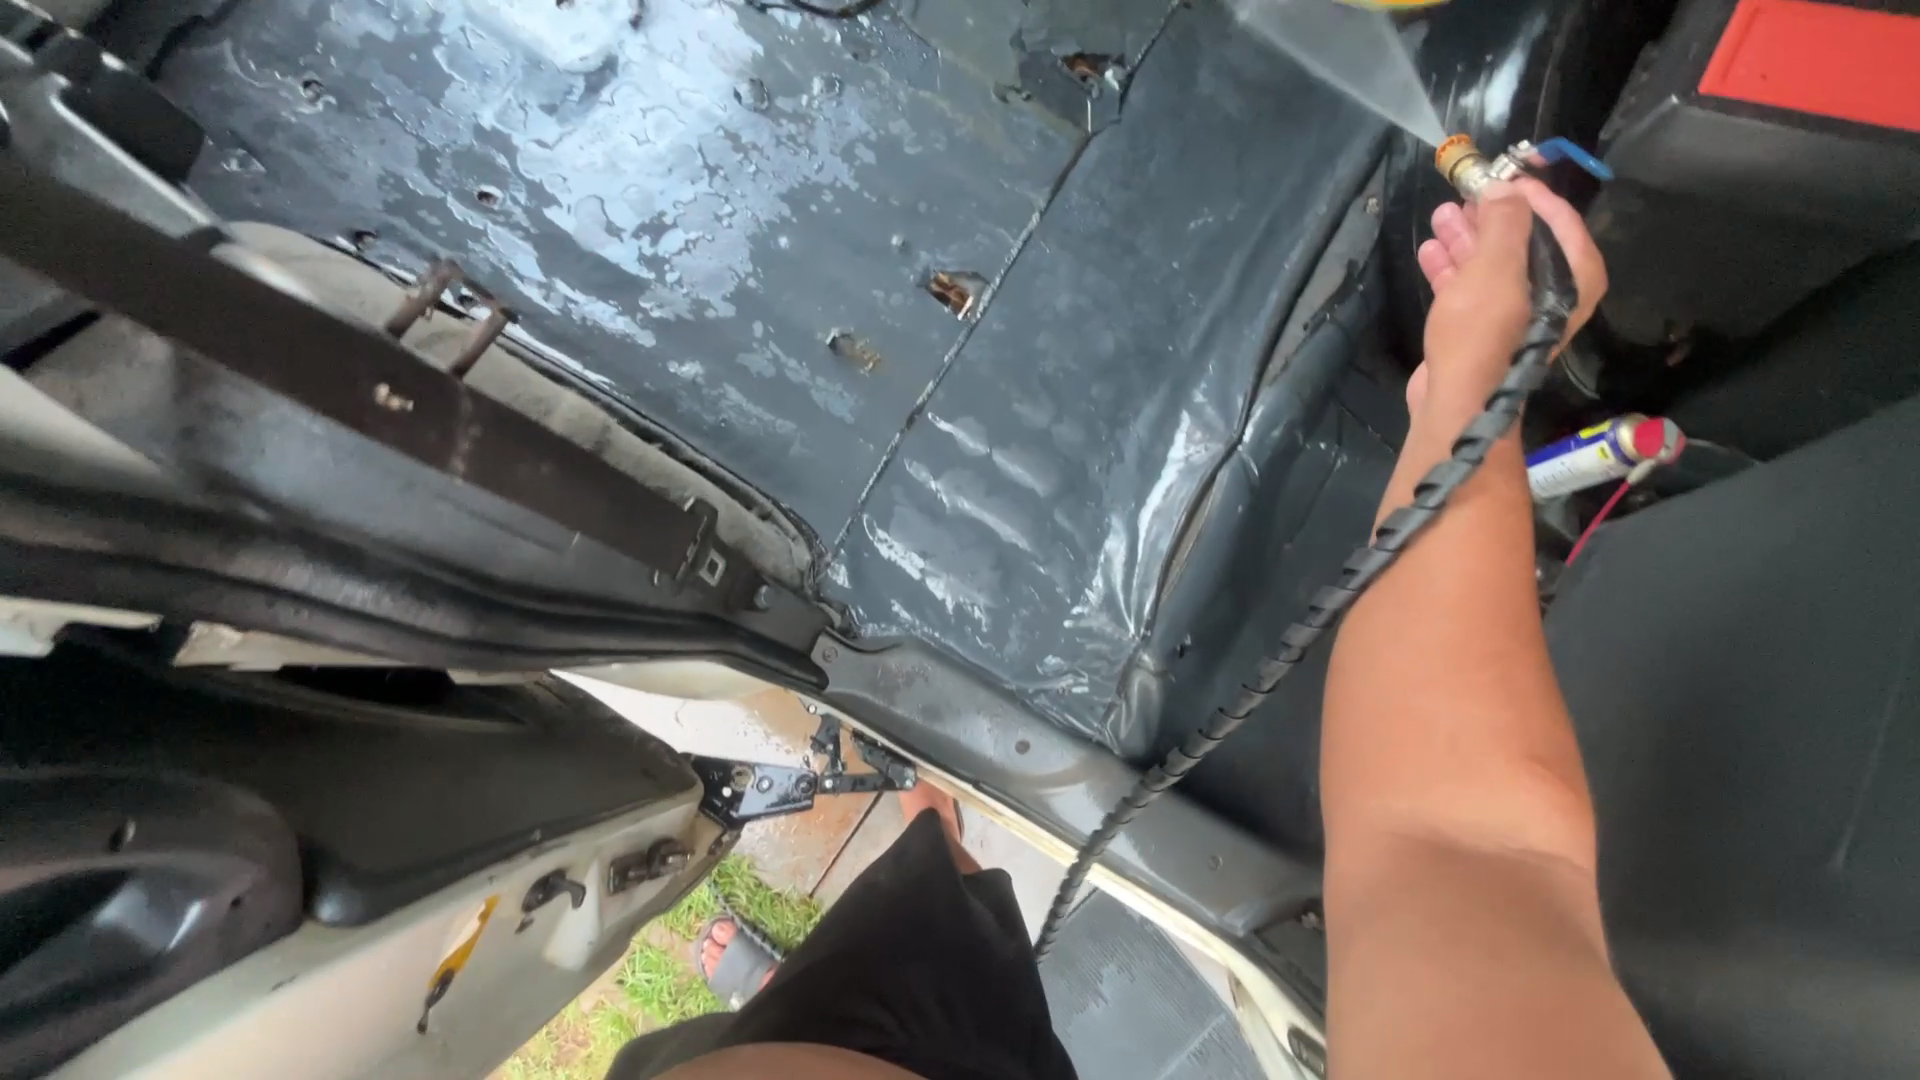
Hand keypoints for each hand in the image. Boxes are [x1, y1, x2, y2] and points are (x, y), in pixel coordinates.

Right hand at [1406, 177, 1606, 415]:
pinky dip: (1451, 269)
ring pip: (1491, 265)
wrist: (1457, 399)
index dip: (1527, 196)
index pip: (1558, 221)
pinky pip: (1470, 290)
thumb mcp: (1495, 268)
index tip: (1498, 177)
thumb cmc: (1482, 332)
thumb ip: (1504, 224)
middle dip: (1490, 217)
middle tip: (1464, 195)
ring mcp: (1514, 314)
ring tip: (1439, 218)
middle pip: (1521, 242)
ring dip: (1465, 240)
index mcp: (1573, 278)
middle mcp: (1551, 293)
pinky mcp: (1481, 331)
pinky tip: (1429, 252)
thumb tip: (1505, 191)